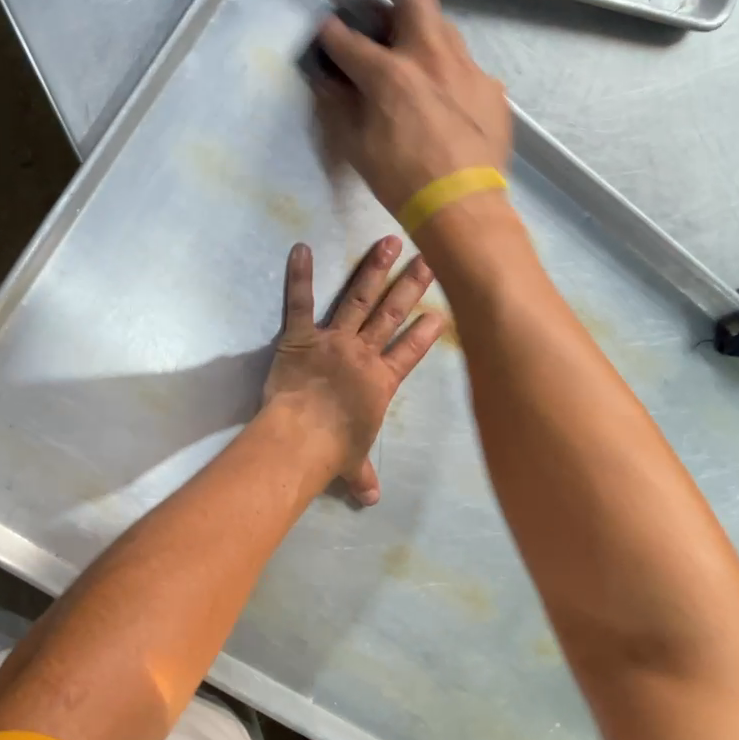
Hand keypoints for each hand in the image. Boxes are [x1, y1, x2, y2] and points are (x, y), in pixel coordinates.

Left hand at [262, 237, 444, 504]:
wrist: (302, 439)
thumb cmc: (331, 451)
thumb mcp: (353, 463)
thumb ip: (363, 475)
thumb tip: (371, 499)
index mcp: (381, 382)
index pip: (409, 352)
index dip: (425, 332)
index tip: (440, 312)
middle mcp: (362, 354)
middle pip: (391, 314)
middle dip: (411, 285)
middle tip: (429, 258)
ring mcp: (333, 342)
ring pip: (357, 300)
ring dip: (373, 269)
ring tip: (388, 241)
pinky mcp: (299, 337)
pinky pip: (299, 302)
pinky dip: (299, 276)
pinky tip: (301, 248)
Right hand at [315, 0, 512, 218]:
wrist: (461, 204)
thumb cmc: (400, 179)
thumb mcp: (355, 148)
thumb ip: (338, 107)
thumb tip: (328, 82)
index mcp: (389, 72)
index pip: (348, 39)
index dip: (331, 34)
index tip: (327, 34)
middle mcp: (431, 56)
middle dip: (393, 5)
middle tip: (384, 32)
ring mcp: (468, 68)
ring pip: (445, 29)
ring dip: (424, 39)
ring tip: (416, 70)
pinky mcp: (491, 87)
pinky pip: (466, 67)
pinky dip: (449, 77)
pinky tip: (445, 106)